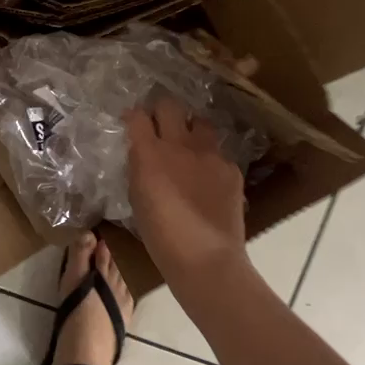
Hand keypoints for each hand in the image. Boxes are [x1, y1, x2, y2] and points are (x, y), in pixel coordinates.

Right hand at [125, 98, 248, 287]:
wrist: (206, 259)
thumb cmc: (161, 237)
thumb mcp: (137, 199)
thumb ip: (139, 170)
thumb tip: (143, 156)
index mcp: (149, 153)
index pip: (137, 116)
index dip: (134, 117)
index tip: (133, 124)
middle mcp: (179, 144)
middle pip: (169, 105)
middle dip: (162, 111)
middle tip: (161, 125)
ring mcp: (209, 154)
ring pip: (200, 122)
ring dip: (191, 129)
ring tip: (189, 146)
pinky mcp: (231, 168)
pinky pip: (218, 153)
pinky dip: (210, 161)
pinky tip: (209, 180)